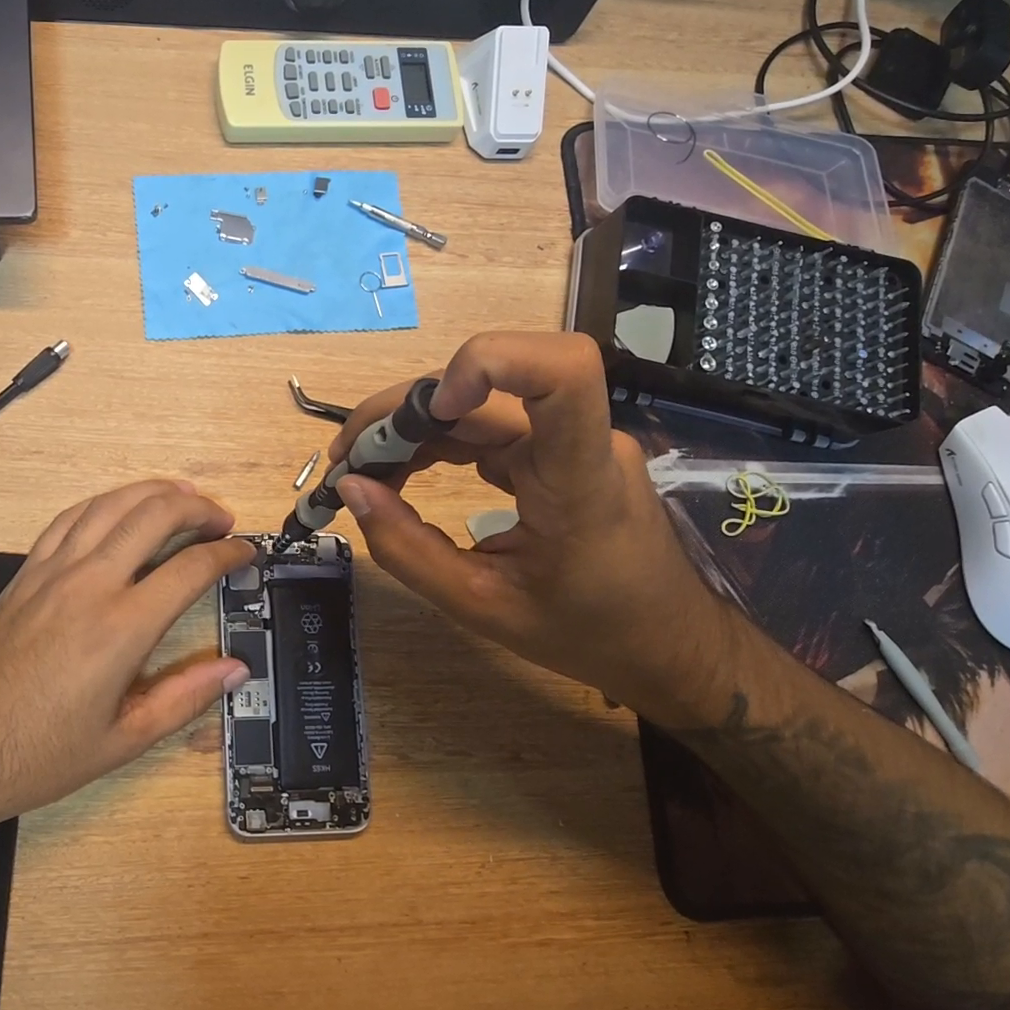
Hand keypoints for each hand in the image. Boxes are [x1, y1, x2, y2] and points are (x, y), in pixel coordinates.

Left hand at [0, 480, 258, 818]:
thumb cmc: (38, 753)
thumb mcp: (124, 740)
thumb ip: (185, 698)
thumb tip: (234, 669)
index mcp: (121, 629)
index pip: (190, 568)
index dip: (228, 553)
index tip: (245, 552)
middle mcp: (87, 586)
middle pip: (154, 515)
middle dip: (198, 508)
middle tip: (222, 520)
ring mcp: (50, 573)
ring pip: (110, 505)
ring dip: (153, 492)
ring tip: (183, 495)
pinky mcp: (23, 575)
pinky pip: (68, 520)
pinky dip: (102, 504)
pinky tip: (117, 508)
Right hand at [330, 332, 742, 722]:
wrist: (666, 646)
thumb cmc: (587, 634)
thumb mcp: (482, 606)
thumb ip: (408, 549)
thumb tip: (352, 489)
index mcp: (577, 479)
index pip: (561, 371)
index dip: (487, 363)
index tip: (428, 412)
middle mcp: (577, 442)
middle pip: (484, 387)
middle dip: (400, 415)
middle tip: (343, 464)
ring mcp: (568, 442)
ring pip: (475, 405)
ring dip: (408, 430)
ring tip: (358, 474)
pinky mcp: (556, 453)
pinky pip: (485, 430)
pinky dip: (433, 445)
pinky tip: (397, 476)